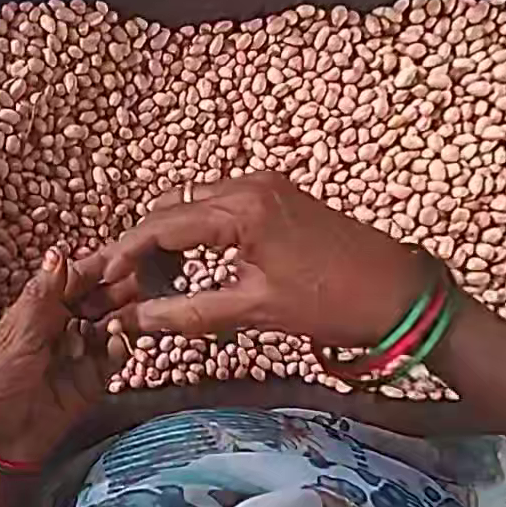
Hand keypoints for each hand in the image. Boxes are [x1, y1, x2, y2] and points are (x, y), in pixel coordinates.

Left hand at [0, 247, 121, 465]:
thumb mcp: (15, 336)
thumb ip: (43, 297)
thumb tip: (58, 253)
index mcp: (33, 314)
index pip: (69, 283)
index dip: (94, 270)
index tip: (121, 257)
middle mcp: (56, 332)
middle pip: (92, 304)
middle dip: (113, 292)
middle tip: (137, 282)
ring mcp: (74, 358)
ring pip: (105, 330)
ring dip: (120, 318)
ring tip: (135, 308)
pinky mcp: (87, 385)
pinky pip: (110, 361)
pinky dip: (118, 349)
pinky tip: (121, 340)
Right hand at [80, 172, 427, 346]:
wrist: (402, 292)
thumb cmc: (329, 303)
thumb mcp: (252, 311)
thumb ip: (184, 313)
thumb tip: (131, 321)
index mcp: (240, 210)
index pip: (160, 226)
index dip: (125, 252)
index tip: (103, 277)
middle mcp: (247, 185)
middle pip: (171, 208)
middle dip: (142, 243)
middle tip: (125, 280)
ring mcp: (264, 184)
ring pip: (192, 203)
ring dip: (168, 234)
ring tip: (153, 273)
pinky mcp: (276, 193)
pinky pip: (217, 203)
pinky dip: (195, 227)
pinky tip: (191, 257)